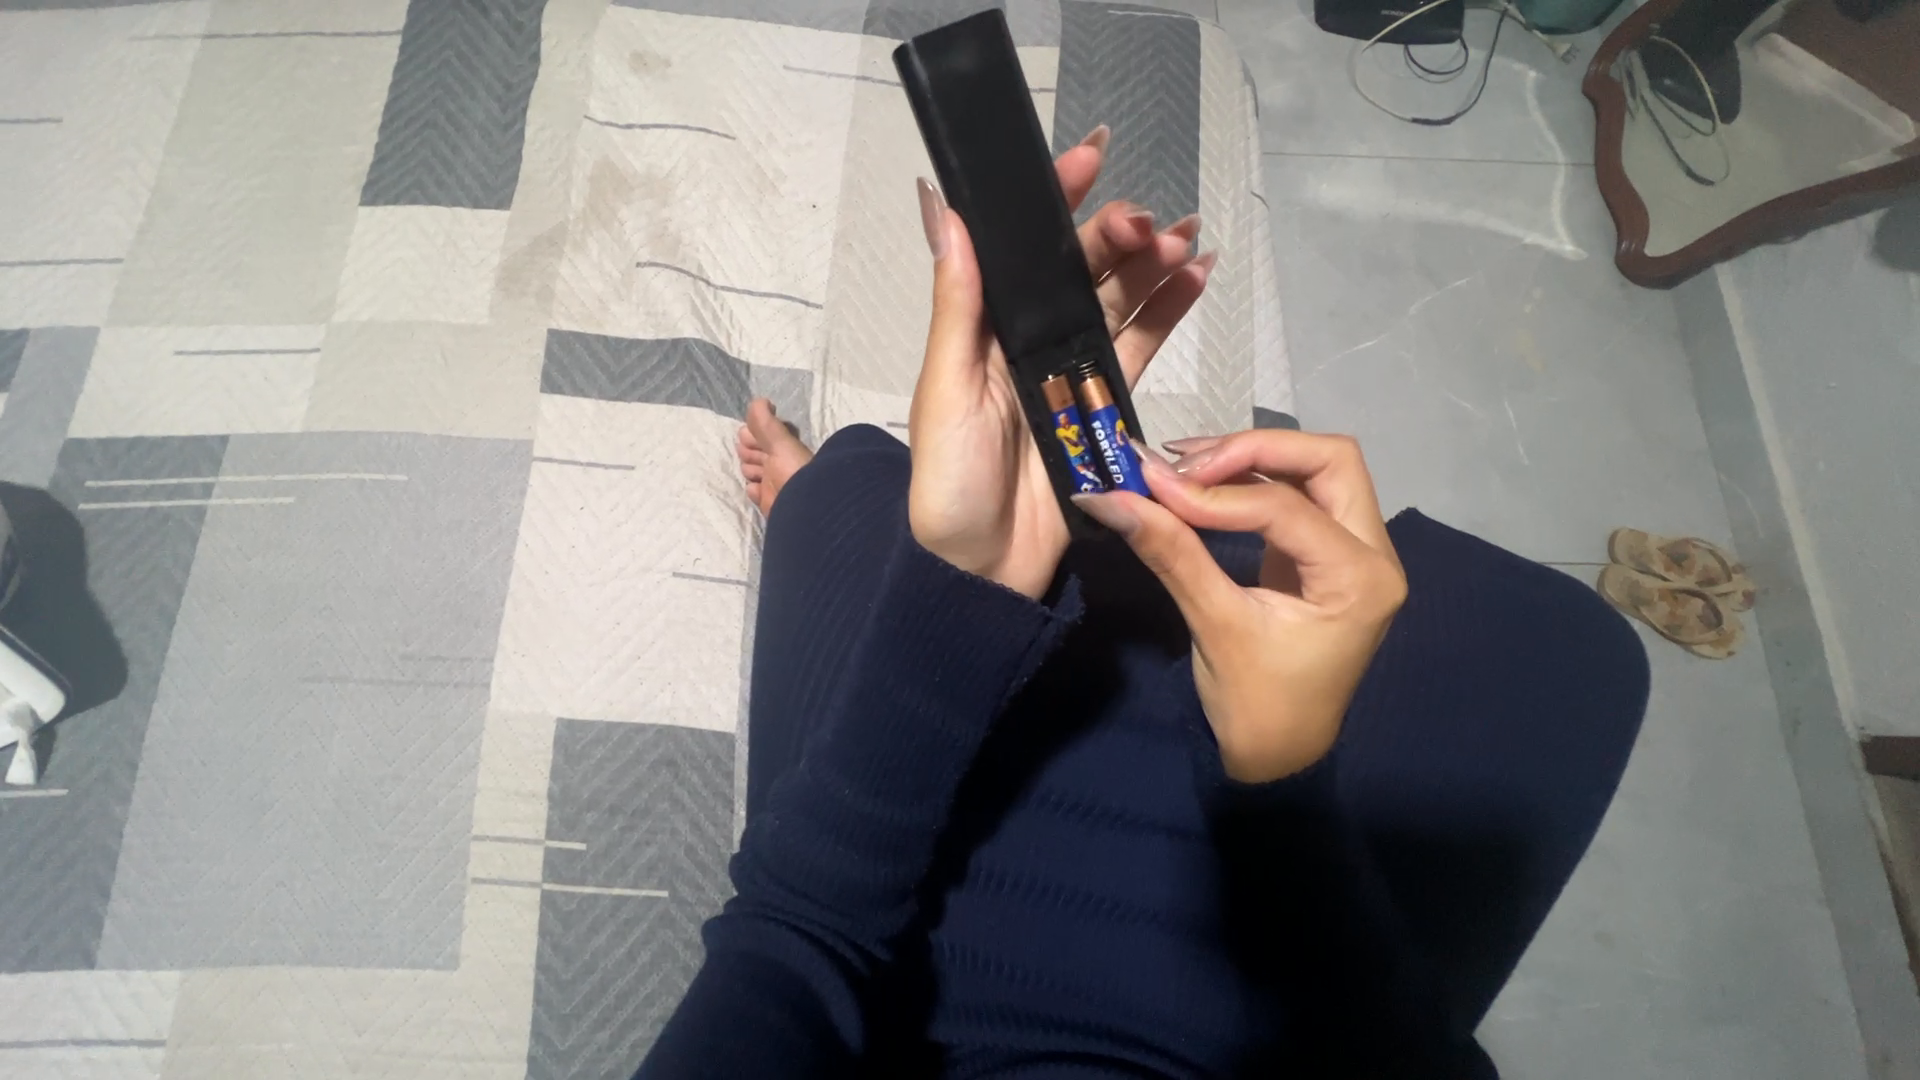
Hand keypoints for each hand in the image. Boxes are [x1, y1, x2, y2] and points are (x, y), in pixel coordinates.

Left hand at [907, 129, 1213, 598]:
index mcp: (985, 333)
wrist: (984, 567)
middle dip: (1115, 236)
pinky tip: (1196, 278)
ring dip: (1152, 265)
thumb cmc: (952, 482)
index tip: (1091, 157)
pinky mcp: (1106, 411)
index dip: (1054, 202)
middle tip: (1148, 221)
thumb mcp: (945, 391)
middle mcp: (1030, 345)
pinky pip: (1141, 352)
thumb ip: (956, 306)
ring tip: (1186, 237)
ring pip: (1119, 305)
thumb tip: (948, 209)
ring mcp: (1072, 376)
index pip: (1021, 253)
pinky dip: (1169, 314)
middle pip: (1080, 274)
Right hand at [1073, 431, 1406, 782]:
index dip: (1213, 492)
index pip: (1285, 507)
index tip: (1149, 486)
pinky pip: (1297, 496)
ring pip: (1316, 470)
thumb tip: (1109, 496)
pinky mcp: (1324, 554)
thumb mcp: (1213, 625)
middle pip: (1329, 461)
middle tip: (1185, 463)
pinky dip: (1250, 481)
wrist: (1277, 754)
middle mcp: (1373, 553)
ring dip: (1252, 458)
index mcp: (1360, 579)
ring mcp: (1354, 551)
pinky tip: (1202, 483)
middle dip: (1254, 449)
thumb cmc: (1255, 703)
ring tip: (1182, 464)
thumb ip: (1169, 553)